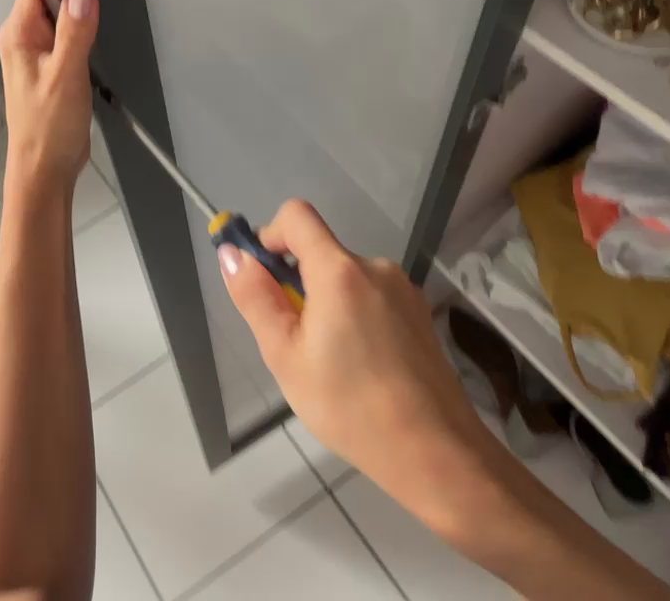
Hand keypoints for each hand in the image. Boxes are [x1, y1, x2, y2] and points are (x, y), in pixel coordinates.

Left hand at [0, 0, 98, 192]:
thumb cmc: (48, 128)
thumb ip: (75, 31)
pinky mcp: (50, 69)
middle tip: (86, 43)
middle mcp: (21, 40)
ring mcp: (35, 55)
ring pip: (62, 24)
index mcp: (17, 35)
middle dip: (75, 14)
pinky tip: (85, 70)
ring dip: (79, 35)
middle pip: (51, 2)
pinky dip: (80, 51)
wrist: (45, 169)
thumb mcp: (66, 74)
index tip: (83, 12)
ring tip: (84, 60)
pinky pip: (67, 44)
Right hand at [219, 201, 501, 536]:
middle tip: (296, 342)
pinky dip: (354, 317)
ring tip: (330, 363)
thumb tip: (231, 254)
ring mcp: (403, 290)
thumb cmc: (349, 407)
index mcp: (339, 271)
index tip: (263, 277)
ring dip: (326, 304)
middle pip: (320, 252)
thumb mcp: (284, 355)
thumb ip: (255, 297)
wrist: (437, 454)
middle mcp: (375, 267)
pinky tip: (361, 368)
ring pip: (345, 279)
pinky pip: (371, 298)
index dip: (270, 235)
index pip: (297, 216)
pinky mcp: (420, 314)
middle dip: (297, 284)